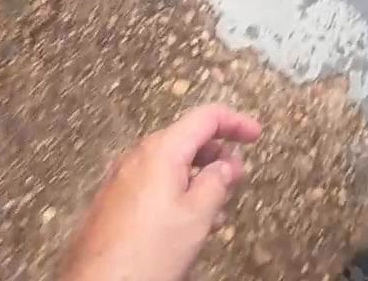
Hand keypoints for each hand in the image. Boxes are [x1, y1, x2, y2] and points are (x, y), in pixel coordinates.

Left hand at [60, 105, 262, 280]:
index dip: (236, 122)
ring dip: (198, 178)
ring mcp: (121, 179)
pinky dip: (177, 191)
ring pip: (170, 165)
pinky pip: (152, 184)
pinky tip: (186, 223)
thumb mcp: (197, 217)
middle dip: (217, 154)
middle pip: (186, 139)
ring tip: (217, 210)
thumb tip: (223, 164)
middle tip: (238, 178)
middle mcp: (138, 155)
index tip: (257, 136)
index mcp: (162, 149)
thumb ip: (217, 182)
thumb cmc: (151, 250)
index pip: (206, 117)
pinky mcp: (111, 204)